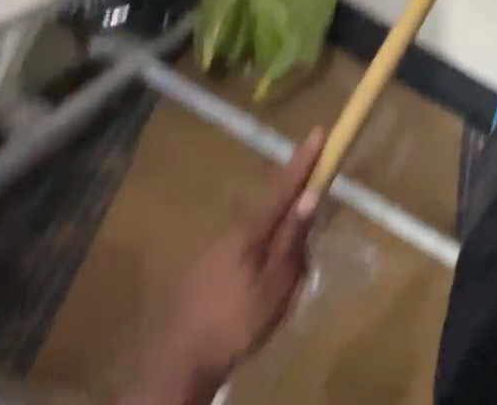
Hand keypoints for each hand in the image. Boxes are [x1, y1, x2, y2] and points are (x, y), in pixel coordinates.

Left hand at [123, 130, 326, 404]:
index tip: (319, 131)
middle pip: (273, 215)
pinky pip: (242, 258)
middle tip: (301, 262)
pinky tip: (253, 303)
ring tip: (277, 296)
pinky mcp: (202, 274)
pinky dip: (256, 269)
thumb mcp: (277, 284)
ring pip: (257, 240)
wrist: (178, 364)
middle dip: (293, 226)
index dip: (304, 161)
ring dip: (274, 255)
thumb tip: (311, 195)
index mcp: (251, 232)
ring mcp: (212, 253)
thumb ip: (293, 239)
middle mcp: (230, 233)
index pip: (284, 187)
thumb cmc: (237, 322)